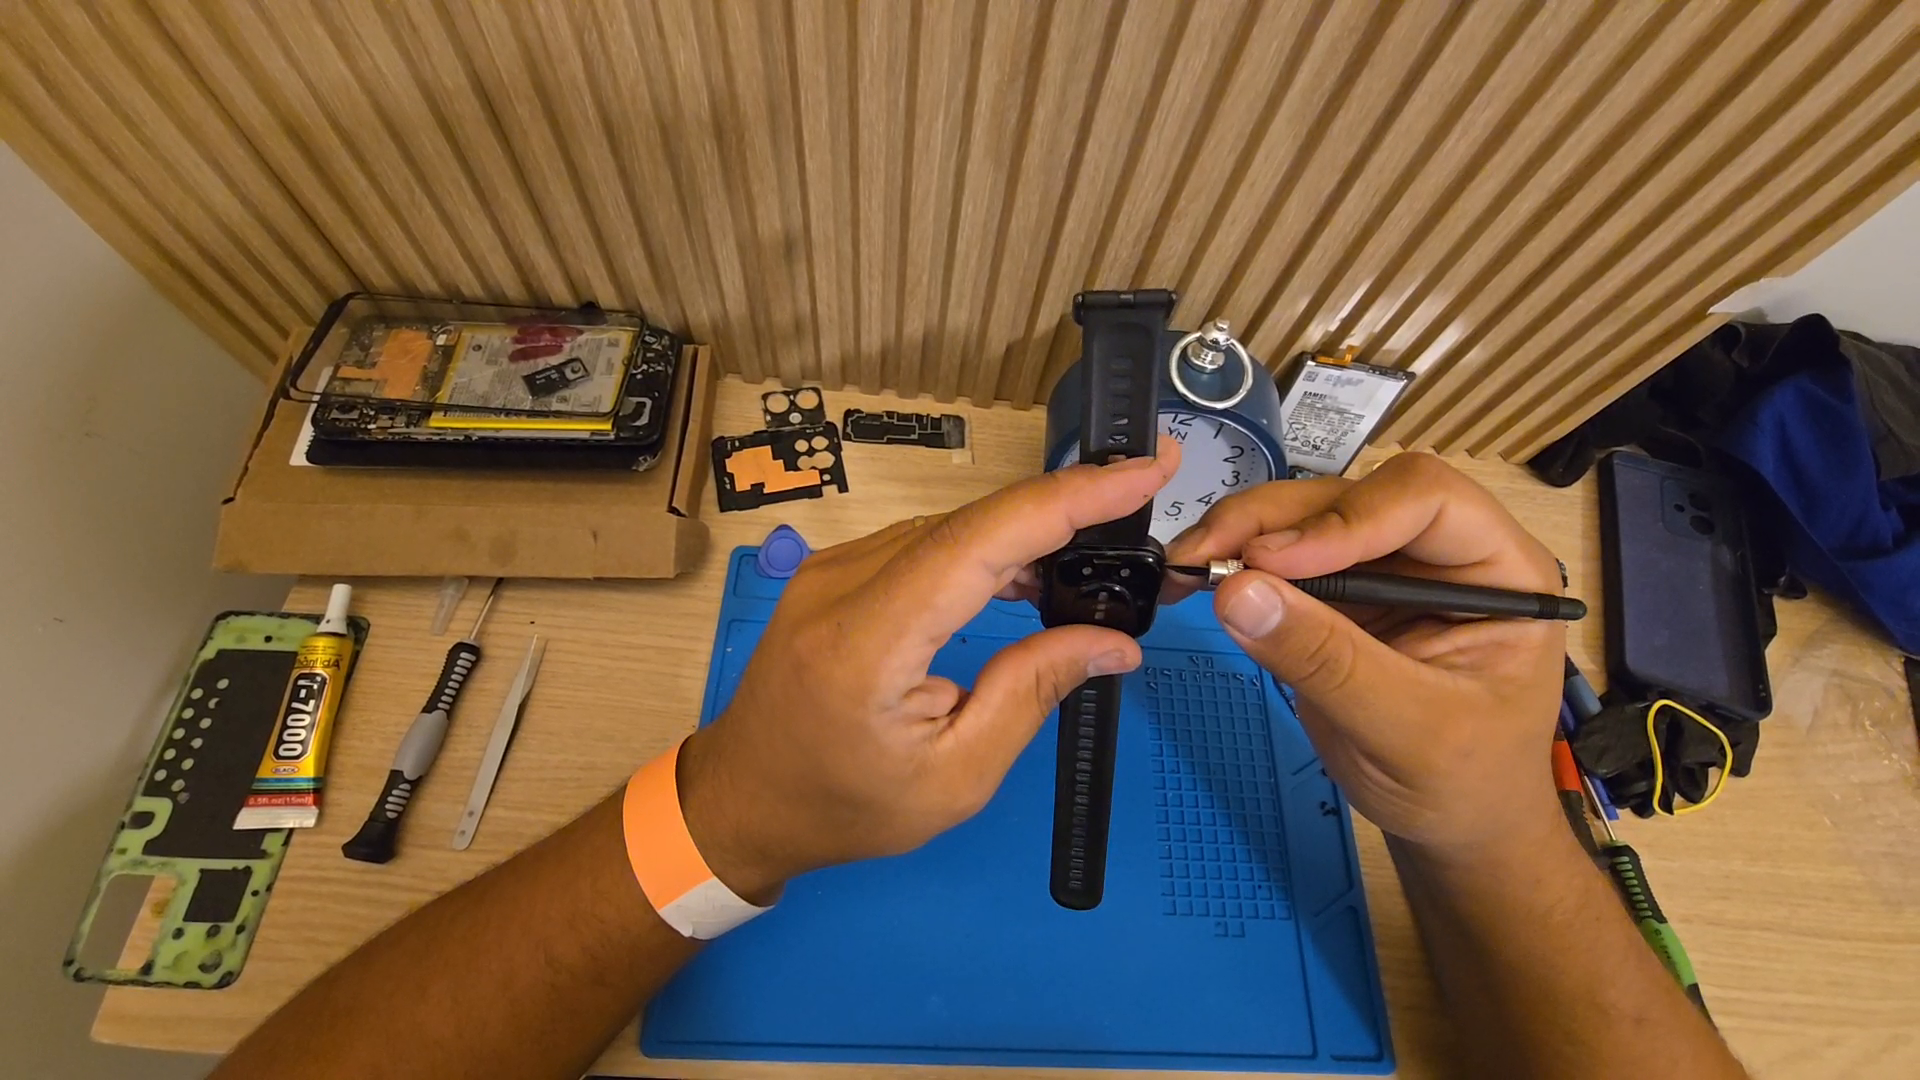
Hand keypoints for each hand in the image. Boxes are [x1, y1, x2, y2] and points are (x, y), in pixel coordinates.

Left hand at [678, 441, 1181, 899]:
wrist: (745, 797)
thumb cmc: (846, 807)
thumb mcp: (954, 777)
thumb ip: (1031, 694)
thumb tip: (1113, 641)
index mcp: (868, 642)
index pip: (980, 542)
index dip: (1068, 499)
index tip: (1144, 469)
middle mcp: (842, 584)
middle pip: (971, 524)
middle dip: (1064, 506)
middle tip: (1140, 501)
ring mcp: (832, 569)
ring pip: (952, 528)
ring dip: (1026, 533)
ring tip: (1092, 558)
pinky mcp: (836, 571)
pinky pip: (926, 544)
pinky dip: (985, 550)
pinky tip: (1025, 576)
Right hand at [1165, 452, 1566, 854]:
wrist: (1446, 821)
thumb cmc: (1460, 782)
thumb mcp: (1406, 729)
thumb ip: (1327, 660)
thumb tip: (1236, 592)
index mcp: (1494, 569)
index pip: (1425, 500)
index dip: (1346, 517)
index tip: (1270, 561)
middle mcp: (1433, 552)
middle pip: (1344, 497)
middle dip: (1265, 521)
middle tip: (1198, 556)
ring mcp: (1378, 568)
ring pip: (1298, 517)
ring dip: (1234, 535)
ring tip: (1183, 568)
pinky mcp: (1330, 592)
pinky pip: (1272, 557)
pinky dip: (1227, 561)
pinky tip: (1190, 578)